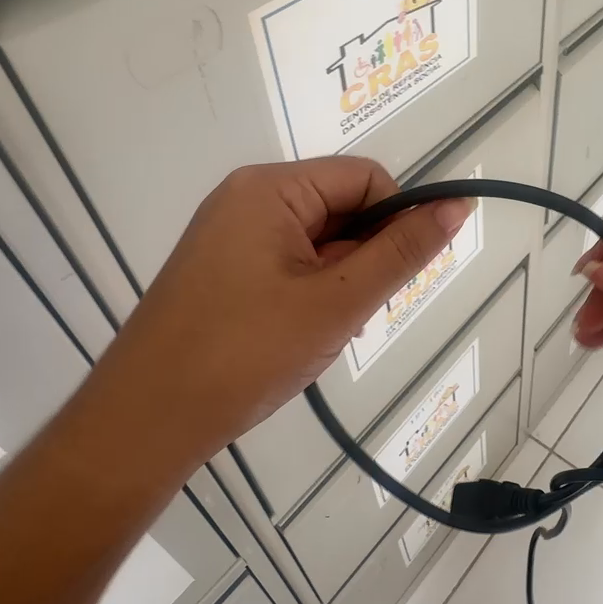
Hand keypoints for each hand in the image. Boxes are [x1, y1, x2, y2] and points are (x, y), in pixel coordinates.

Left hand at [83, 158, 470, 467]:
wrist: (143, 425)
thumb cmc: (246, 352)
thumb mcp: (338, 301)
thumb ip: (403, 252)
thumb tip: (459, 206)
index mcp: (270, 188)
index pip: (365, 178)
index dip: (396, 220)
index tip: (399, 277)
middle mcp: (247, 199)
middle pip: (341, 208)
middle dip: (365, 258)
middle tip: (357, 314)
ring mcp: (229, 237)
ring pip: (319, 242)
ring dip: (340, 283)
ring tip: (324, 334)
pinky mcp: (221, 273)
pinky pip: (289, 265)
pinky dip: (311, 295)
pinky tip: (302, 339)